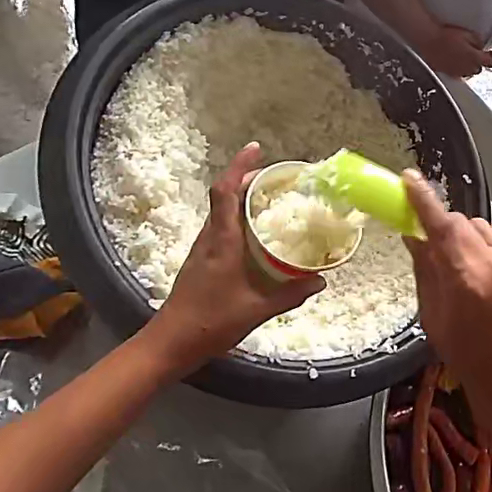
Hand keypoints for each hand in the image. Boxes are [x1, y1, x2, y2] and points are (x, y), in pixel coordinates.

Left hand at [148, 143, 323, 370]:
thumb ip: (291, 294)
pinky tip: (258, 232)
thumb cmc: (211, 322)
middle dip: (249, 178)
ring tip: (273, 198)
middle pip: (226, 195)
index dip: (239, 166)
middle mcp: (210, 237)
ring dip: (244, 197)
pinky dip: (240, 218)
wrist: (171, 342)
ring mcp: (203, 248)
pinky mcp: (202, 259)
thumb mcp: (258, 310)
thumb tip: (320, 280)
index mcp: (222, 241)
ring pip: (223, 210)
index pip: (225, 192)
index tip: (256, 149)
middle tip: (279, 177)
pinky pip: (222, 227)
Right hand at [401, 171, 491, 401]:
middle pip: (462, 221)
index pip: (441, 224)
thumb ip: (424, 268)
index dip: (422, 199)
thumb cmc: (466, 354)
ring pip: (484, 227)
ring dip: (467, 236)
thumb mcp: (432, 314)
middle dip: (444, 227)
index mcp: (465, 278)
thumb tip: (413, 235)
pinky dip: (489, 245)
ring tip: (462, 263)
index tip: (410, 180)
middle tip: (432, 243)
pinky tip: (484, 268)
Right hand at [421, 24, 491, 78]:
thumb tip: (480, 45)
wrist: (429, 40)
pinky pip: (458, 75)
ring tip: (462, 58)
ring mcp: (458, 72)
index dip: (490, 58)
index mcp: (475, 58)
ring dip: (468, 67)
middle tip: (473, 54)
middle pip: (479, 69)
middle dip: (477, 62)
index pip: (490, 62)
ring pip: (469, 73)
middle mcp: (468, 68)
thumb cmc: (446, 37)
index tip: (488, 55)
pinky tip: (454, 62)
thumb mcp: (468, 34)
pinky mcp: (448, 74)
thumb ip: (478, 41)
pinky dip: (459, 70)